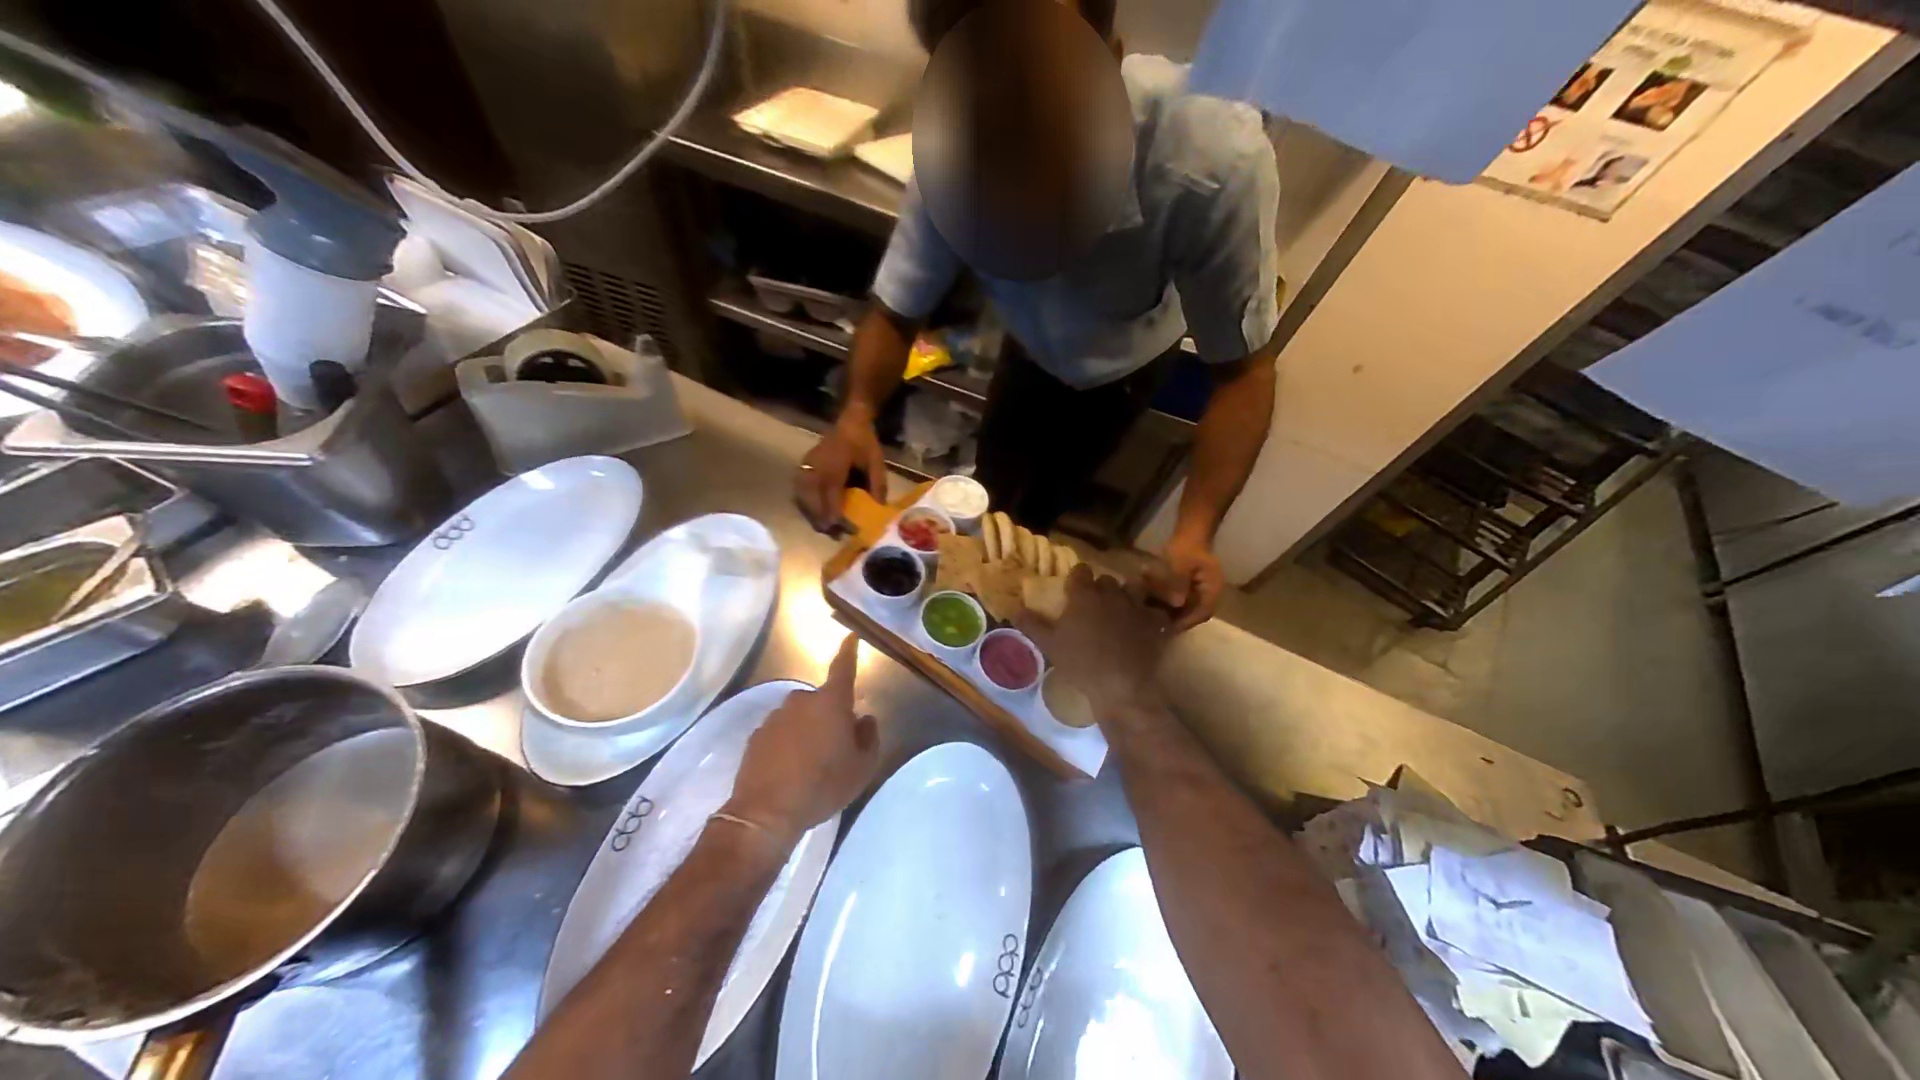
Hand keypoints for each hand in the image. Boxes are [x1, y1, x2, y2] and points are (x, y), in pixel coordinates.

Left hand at [724, 635, 880, 846]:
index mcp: (831, 702)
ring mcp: (774, 717)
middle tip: (837, 745)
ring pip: (799, 717)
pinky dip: (788, 744)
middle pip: (821, 700)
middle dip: (830, 714)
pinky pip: (780, 733)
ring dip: (807, 730)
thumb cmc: (823, 785)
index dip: (848, 651)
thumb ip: (869, 737)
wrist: (766, 812)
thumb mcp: (862, 767)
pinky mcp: (756, 736)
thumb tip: (863, 719)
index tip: (850, 636)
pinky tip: (790, 770)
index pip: (843, 667)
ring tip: (812, 763)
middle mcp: (801, 701)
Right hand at [795, 412, 887, 533]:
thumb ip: (878, 484)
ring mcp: (808, 466)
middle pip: (813, 501)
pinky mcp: (804, 465)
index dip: (836, 516)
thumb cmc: (864, 442)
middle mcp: (817, 468)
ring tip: (823, 525)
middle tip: (833, 534)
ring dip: (811, 513)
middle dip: (821, 520)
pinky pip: (799, 488)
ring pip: (802, 496)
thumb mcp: (876, 462)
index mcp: (834, 468)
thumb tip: (878, 508)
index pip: (831, 498)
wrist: (850, 421)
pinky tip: (813, 511)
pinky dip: (804, 502)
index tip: (844, 530)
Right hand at [1017, 566, 1172, 719]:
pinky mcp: (1155, 623)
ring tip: (1122, 608)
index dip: (1077, 578)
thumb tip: (1014, 608)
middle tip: (1095, 604)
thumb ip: (1032, 624)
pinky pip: (1154, 611)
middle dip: (1101, 587)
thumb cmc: (1080, 662)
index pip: (1081, 571)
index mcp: (1084, 595)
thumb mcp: (1049, 645)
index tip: (1073, 589)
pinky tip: (1146, 626)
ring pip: (1133, 589)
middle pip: (1107, 579)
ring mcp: (1136, 606)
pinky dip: (1150, 616)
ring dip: (1127, 595)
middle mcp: (1111, 593)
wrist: (1121, 685)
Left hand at [1145, 533, 1224, 631]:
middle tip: (1161, 624)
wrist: (1189, 533)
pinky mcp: (1193, 588)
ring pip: (1189, 608)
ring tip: (1156, 616)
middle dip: (1178, 619)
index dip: (1188, 622)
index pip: (1204, 612)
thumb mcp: (1180, 562)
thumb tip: (1177, 604)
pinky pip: (1183, 600)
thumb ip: (1178, 583)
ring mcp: (1203, 590)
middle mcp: (1211, 593)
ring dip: (1173, 612)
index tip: (1171, 627)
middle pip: (1196, 613)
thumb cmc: (1185, 547)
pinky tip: (1156, 604)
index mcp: (1213, 588)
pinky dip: (1171, 603)